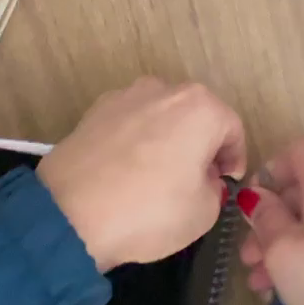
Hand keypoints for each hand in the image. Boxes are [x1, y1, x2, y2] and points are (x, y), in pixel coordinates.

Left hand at [38, 77, 246, 270]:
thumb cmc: (149, 210)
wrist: (70, 214)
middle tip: (196, 183)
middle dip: (200, 147)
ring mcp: (123, 97)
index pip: (232, 129)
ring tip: (157, 179)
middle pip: (195, 117)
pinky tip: (127, 175)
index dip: (234, 160)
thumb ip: (214, 188)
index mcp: (200, 107)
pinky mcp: (92, 112)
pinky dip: (134, 144)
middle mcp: (163, 90)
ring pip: (159, 118)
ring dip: (166, 142)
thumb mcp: (204, 212)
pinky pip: (128, 126)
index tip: (226, 184)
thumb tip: (203, 178)